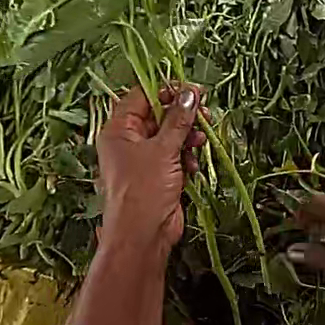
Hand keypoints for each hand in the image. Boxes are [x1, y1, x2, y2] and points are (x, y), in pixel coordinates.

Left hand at [95, 83, 204, 255]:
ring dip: (189, 137)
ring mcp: (145, 159)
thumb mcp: (163, 149)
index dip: (167, 91)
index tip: (192, 91)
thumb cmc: (143, 190)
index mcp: (119, 130)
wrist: (144, 233)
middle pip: (159, 116)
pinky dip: (187, 157)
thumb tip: (190, 93)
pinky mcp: (160, 174)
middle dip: (183, 116)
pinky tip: (193, 166)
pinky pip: (177, 155)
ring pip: (171, 136)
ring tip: (200, 142)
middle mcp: (129, 142)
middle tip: (205, 114)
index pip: (142, 97)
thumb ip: (178, 119)